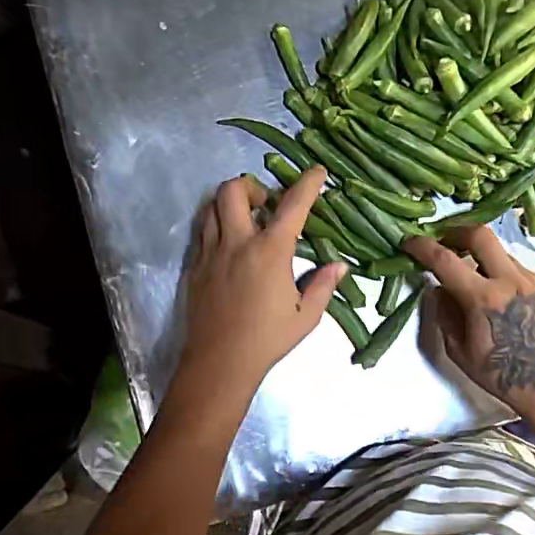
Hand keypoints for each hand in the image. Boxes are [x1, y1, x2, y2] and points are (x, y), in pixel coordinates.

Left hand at [182, 169, 344, 387]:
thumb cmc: (268, 339)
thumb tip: (338, 266)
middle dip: (252, 186)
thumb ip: (323, 286)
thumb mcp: (307, 316)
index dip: (308, 184)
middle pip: (234, 191)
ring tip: (247, 218)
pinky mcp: (196, 266)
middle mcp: (238, 243)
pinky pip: (202, 231)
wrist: (220, 362)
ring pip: (212, 206)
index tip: (317, 172)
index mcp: (271, 252)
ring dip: (231, 203)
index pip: (292, 206)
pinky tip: (229, 242)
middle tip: (266, 204)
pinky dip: (216, 224)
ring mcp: (211, 252)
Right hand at [403, 226, 534, 412]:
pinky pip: (515, 267)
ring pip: (500, 251)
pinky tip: (495, 290)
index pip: (446, 260)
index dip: (422, 247)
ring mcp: (530, 280)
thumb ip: (445, 314)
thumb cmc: (499, 374)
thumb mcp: (459, 350)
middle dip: (456, 231)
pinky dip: (499, 270)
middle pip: (480, 235)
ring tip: (470, 273)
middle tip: (444, 241)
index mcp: (484, 299)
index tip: (410, 242)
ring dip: (480, 254)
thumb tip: (439, 289)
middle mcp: (509, 281)